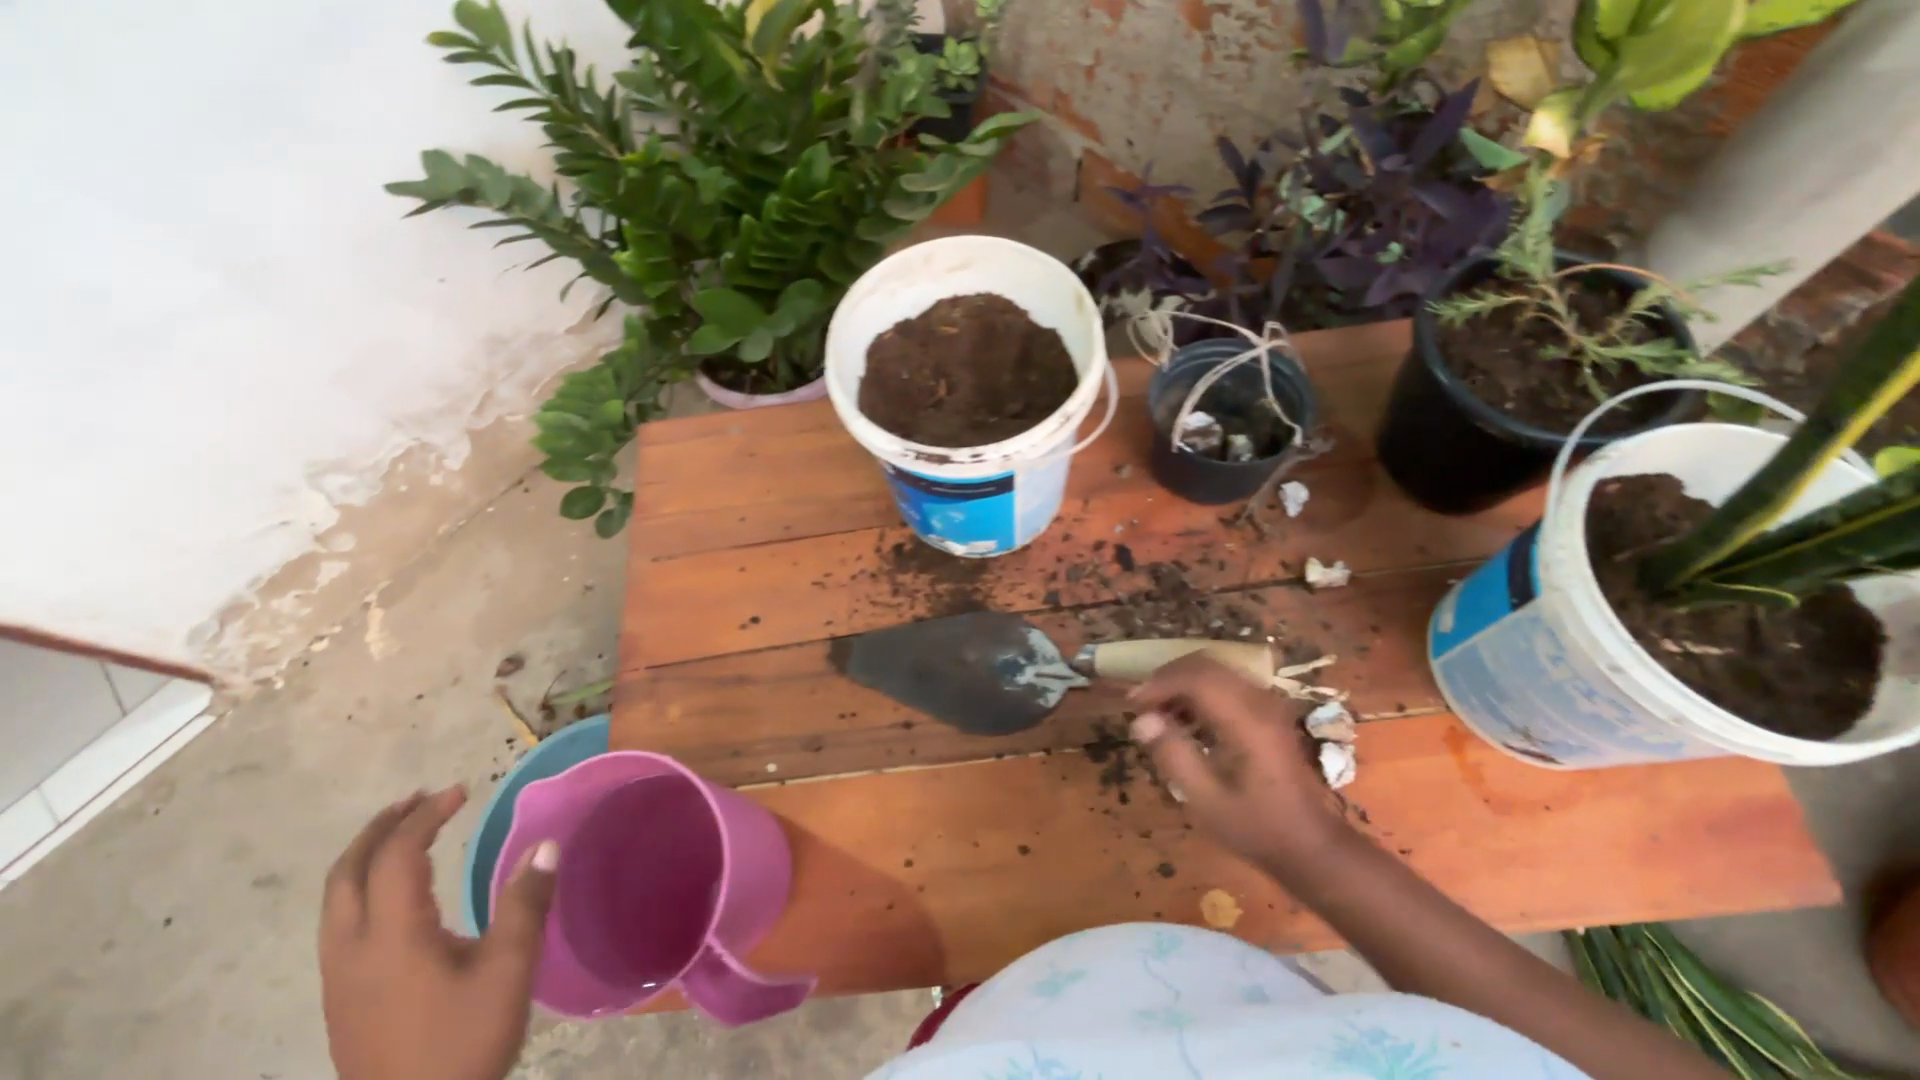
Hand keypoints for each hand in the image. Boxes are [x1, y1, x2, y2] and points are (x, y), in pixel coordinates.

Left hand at [319, 787, 557, 1079]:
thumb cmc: (462, 1044)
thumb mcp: (508, 972)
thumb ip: (525, 905)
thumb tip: (544, 845)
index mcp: (391, 935)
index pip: (398, 855)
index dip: (426, 816)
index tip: (460, 792)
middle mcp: (351, 949)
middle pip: (347, 871)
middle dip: (381, 827)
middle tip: (420, 801)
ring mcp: (338, 978)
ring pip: (336, 899)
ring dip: (367, 857)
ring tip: (405, 838)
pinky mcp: (341, 1000)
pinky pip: (340, 923)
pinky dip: (363, 888)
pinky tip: (398, 902)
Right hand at [1129, 656, 1347, 872]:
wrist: (1310, 844)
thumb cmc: (1256, 826)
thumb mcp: (1206, 800)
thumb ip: (1174, 756)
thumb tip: (1141, 721)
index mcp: (1246, 721)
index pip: (1196, 678)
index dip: (1159, 684)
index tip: (1132, 704)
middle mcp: (1260, 702)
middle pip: (1207, 665)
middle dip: (1168, 678)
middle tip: (1141, 707)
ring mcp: (1268, 705)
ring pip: (1218, 671)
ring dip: (1183, 683)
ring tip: (1159, 714)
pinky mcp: (1269, 713)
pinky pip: (1229, 684)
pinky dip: (1200, 691)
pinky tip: (1186, 721)